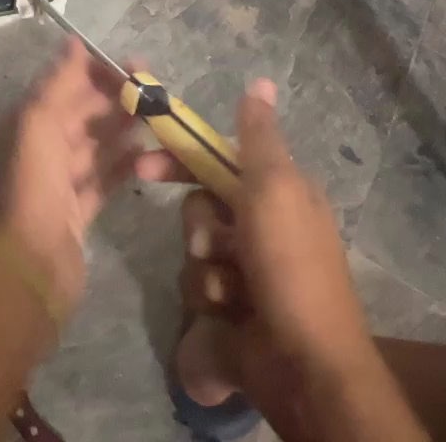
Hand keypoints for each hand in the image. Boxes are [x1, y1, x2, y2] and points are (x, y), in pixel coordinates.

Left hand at [0, 39, 151, 308]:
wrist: (32, 264)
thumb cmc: (34, 186)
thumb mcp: (39, 123)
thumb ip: (59, 83)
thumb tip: (74, 41)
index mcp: (26, 125)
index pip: (64, 87)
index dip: (96, 72)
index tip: (133, 65)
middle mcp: (40, 149)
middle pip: (81, 115)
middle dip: (114, 100)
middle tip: (154, 91)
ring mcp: (59, 182)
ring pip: (95, 146)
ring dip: (122, 129)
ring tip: (157, 116)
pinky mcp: (78, 211)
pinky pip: (103, 179)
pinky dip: (122, 164)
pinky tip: (146, 152)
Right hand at [188, 78, 368, 371]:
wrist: (303, 364)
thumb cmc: (289, 265)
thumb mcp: (274, 188)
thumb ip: (258, 136)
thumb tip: (261, 81)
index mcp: (278, 191)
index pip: (216, 159)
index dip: (180, 157)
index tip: (142, 163)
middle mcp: (262, 224)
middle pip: (198, 204)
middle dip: (200, 227)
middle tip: (209, 246)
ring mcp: (246, 268)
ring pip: (193, 248)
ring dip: (206, 269)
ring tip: (233, 293)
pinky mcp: (230, 306)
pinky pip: (197, 286)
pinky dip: (211, 299)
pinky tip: (232, 316)